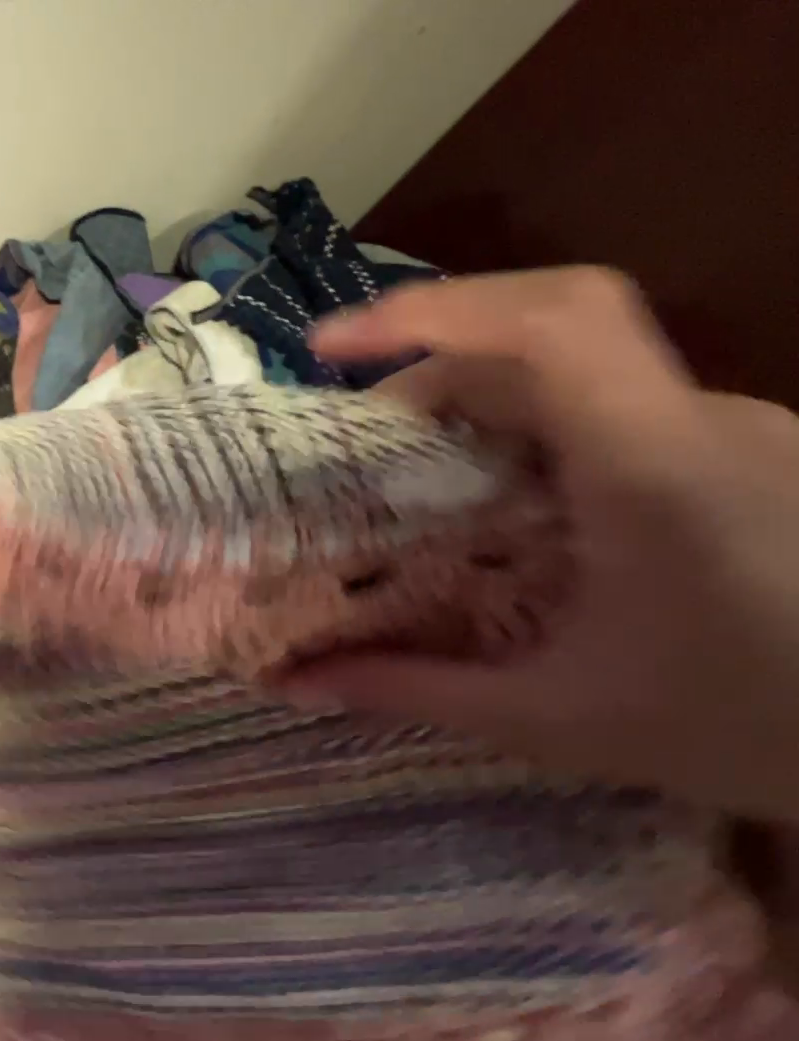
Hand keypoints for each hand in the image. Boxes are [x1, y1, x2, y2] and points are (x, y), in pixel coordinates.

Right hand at [286, 267, 798, 821]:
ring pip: (570, 377)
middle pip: (534, 345)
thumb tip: (291, 682)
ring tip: (405, 476)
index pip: (552, 324)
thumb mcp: (560, 720)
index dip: (432, 310)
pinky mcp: (736, 454)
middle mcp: (697, 424)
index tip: (330, 346)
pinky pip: (605, 412)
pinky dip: (520, 433)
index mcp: (653, 468)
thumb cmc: (760, 727)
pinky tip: (494, 503)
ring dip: (470, 406)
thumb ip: (416, 689)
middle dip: (420, 377)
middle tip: (348, 444)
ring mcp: (725, 433)